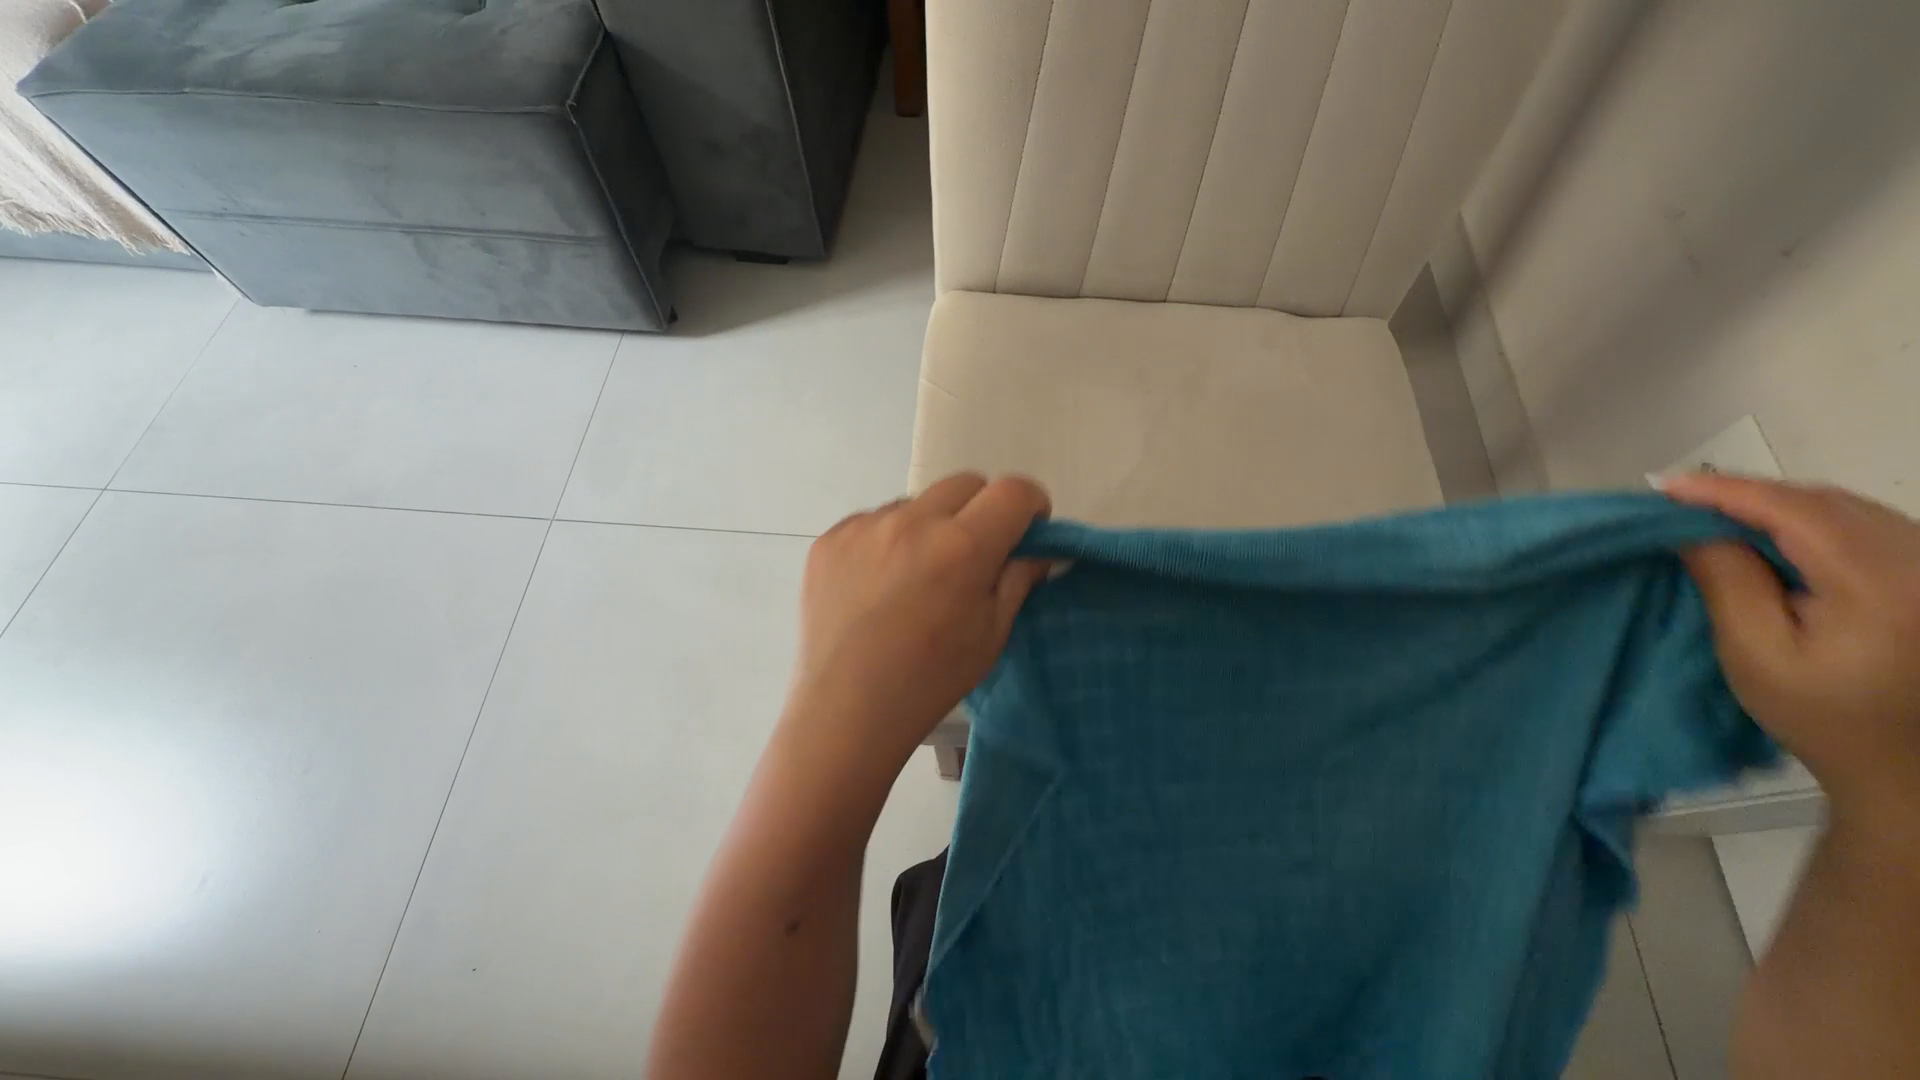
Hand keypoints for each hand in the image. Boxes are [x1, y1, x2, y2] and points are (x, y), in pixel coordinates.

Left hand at [786, 472, 1052, 771]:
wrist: (847, 711)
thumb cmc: (931, 680)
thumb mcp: (992, 634)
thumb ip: (1019, 579)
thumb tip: (1039, 550)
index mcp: (963, 546)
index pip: (1013, 491)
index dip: (1031, 505)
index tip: (1027, 531)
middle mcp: (913, 522)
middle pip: (965, 484)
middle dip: (982, 509)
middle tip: (975, 553)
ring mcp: (865, 527)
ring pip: (915, 503)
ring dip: (929, 525)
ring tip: (917, 576)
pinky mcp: (829, 540)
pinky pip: (872, 522)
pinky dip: (886, 541)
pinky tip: (878, 586)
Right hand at [1666, 472, 1919, 821]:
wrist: (1909, 767)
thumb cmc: (1823, 718)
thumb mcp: (1756, 654)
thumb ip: (1729, 583)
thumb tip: (1696, 530)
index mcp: (1879, 584)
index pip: (1795, 512)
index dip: (1727, 493)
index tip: (1665, 487)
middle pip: (1827, 503)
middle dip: (1752, 495)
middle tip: (1684, 502)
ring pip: (1850, 510)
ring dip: (1781, 506)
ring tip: (1721, 516)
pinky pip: (1869, 527)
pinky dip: (1813, 520)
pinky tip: (1776, 534)